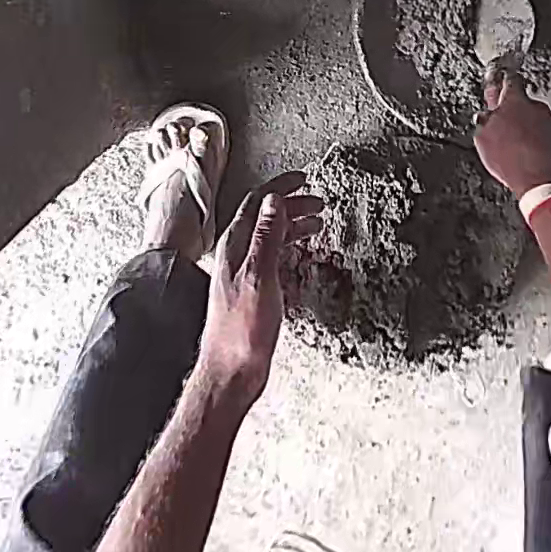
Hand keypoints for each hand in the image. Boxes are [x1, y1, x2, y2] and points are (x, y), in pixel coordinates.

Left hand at [197, 170, 323, 407]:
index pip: (258, 201)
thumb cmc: (243, 329)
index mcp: (235, 244)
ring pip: (270, 234)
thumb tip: (274, 199)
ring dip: (293, 223)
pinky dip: (291, 245)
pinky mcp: (252, 288)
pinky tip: (303, 251)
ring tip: (317, 222)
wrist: (231, 373)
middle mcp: (236, 253)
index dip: (280, 186)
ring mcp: (243, 270)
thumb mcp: (259, 276)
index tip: (303, 178)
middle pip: (265, 215)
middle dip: (292, 204)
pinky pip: (273, 254)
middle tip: (319, 202)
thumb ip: (266, 236)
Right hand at [474, 69, 550, 196]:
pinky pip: (542, 130)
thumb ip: (485, 120)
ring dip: (524, 123)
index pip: (509, 79)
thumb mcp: (483, 138)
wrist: (539, 182)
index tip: (497, 84)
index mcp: (515, 100)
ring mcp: (549, 121)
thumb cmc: (510, 159)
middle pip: (521, 100)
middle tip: (500, 122)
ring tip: (513, 142)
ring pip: (532, 116)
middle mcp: (536, 106)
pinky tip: (524, 149)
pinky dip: (534, 135)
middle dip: (511, 109)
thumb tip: (486, 114)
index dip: (501, 81)